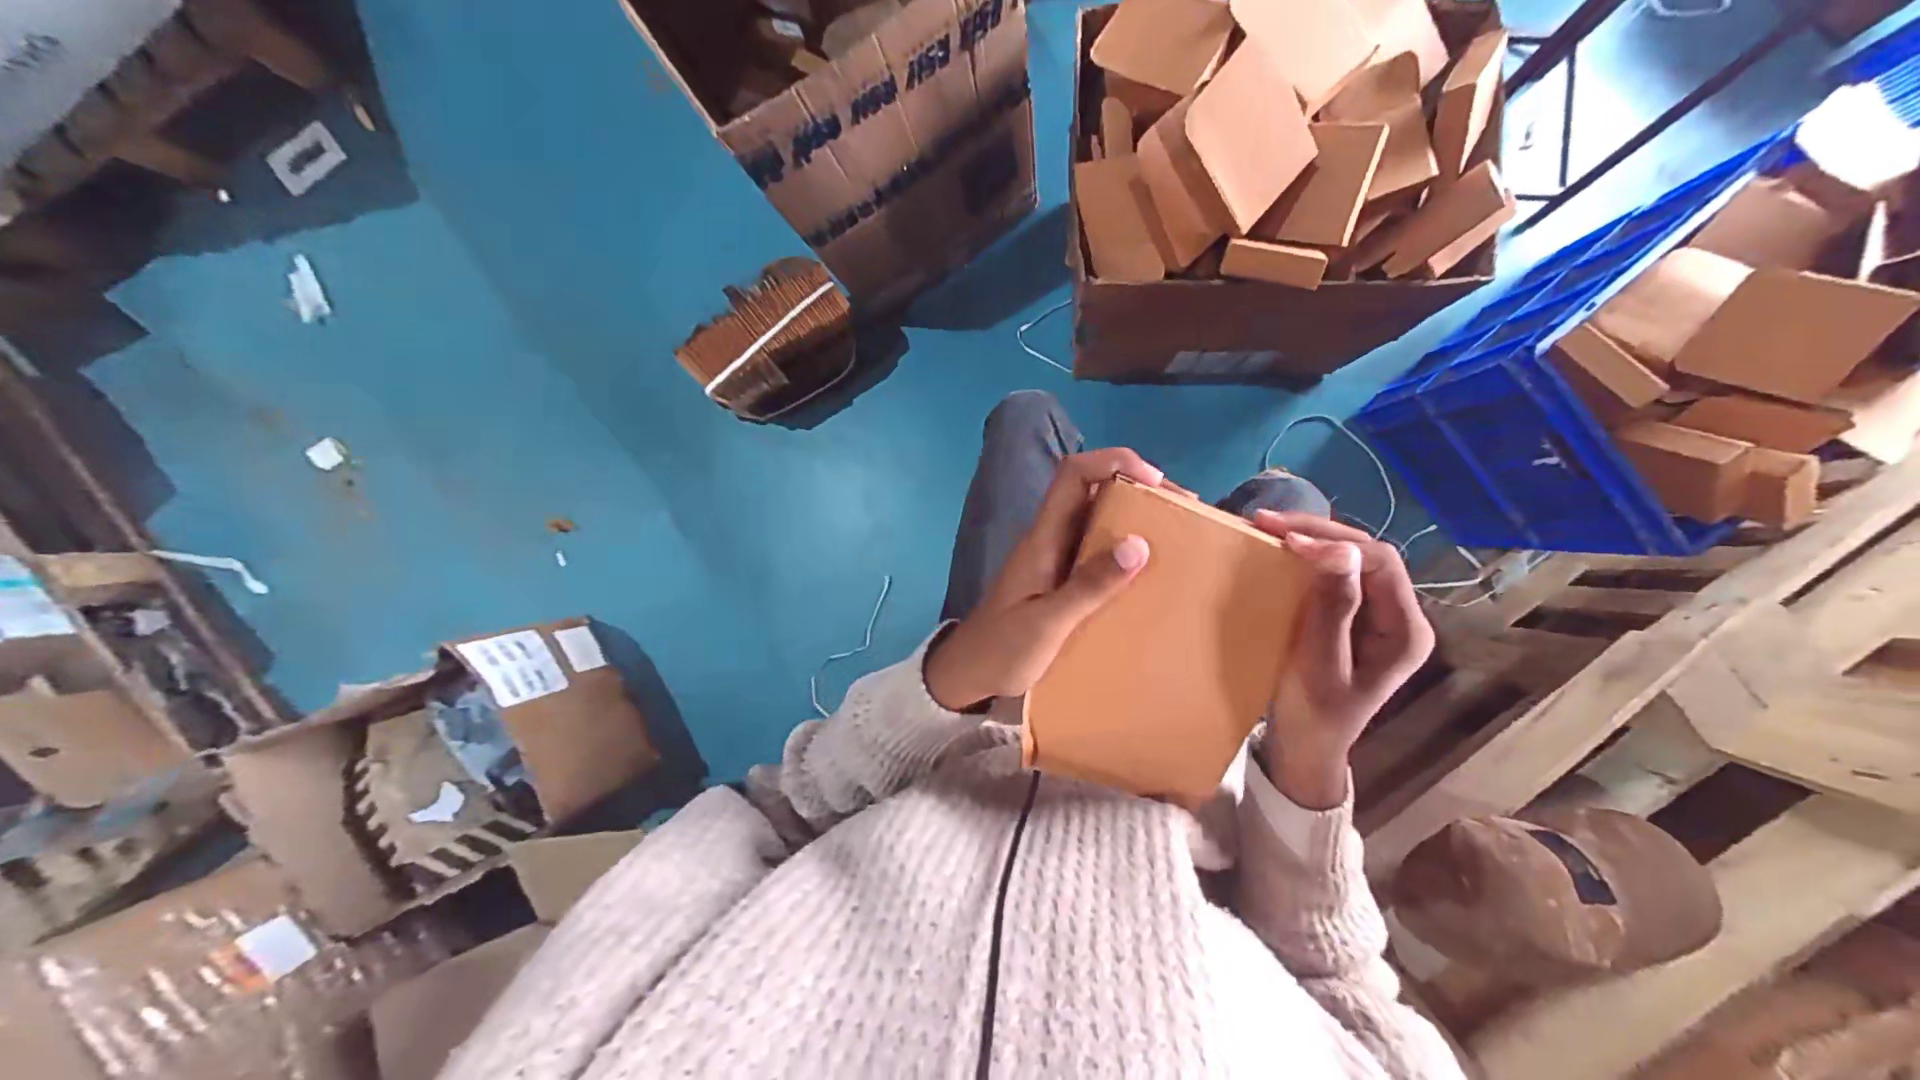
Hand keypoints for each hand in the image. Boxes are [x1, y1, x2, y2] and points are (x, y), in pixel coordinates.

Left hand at [924, 449, 1171, 710]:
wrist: (970, 673)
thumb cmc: (1002, 649)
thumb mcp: (1047, 623)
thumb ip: (1089, 586)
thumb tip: (1139, 544)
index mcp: (1043, 538)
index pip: (1073, 475)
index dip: (1113, 462)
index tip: (1156, 481)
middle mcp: (1050, 538)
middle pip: (1092, 490)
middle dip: (1137, 488)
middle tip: (1181, 510)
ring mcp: (1055, 558)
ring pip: (1097, 519)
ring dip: (1135, 518)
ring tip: (1178, 533)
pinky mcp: (1061, 578)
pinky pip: (1097, 549)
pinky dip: (1125, 548)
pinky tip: (1150, 569)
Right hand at [1249, 512, 1435, 808]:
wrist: (1304, 749)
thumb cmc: (1313, 715)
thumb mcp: (1320, 665)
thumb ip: (1334, 610)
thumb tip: (1340, 550)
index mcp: (1405, 630)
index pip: (1380, 563)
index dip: (1334, 543)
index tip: (1285, 539)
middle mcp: (1397, 616)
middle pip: (1367, 555)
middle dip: (1320, 533)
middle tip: (1267, 523)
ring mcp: (1374, 616)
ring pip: (1349, 561)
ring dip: (1311, 541)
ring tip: (1269, 529)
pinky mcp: (1348, 618)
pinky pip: (1333, 576)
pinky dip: (1305, 559)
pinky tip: (1280, 551)